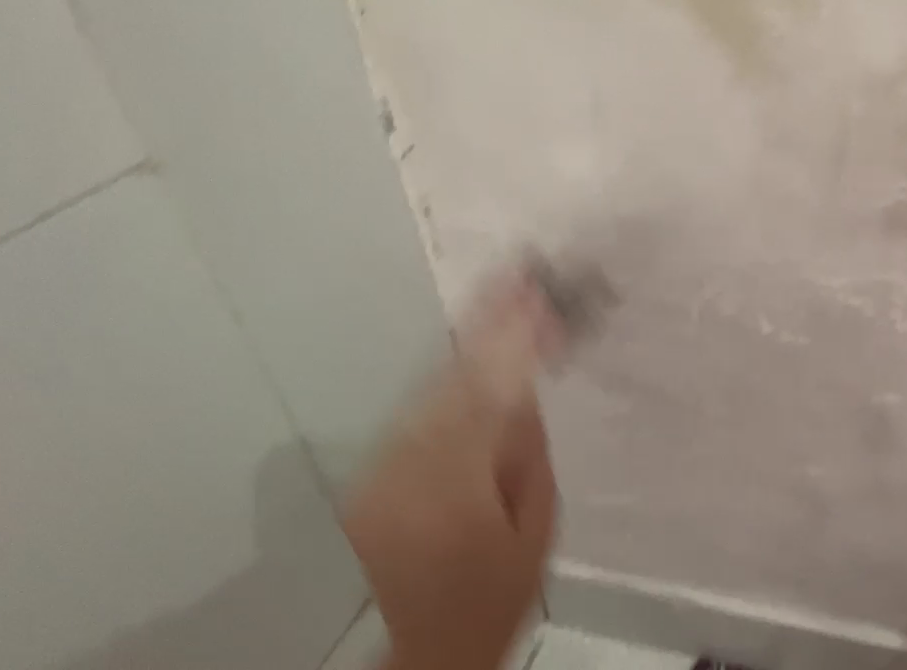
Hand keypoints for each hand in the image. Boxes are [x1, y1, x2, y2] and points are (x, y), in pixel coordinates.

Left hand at [344, 262, 565, 669]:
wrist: (417, 647)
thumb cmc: (491, 595)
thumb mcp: (534, 529)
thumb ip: (526, 454)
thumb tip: (524, 388)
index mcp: (453, 486)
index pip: (489, 393)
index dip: (512, 337)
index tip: (534, 290)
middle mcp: (406, 468)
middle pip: (454, 379)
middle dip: (490, 323)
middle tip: (520, 275)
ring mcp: (381, 469)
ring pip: (432, 387)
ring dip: (471, 339)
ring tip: (504, 294)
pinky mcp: (371, 473)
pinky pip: (418, 407)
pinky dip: (449, 371)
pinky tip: (472, 343)